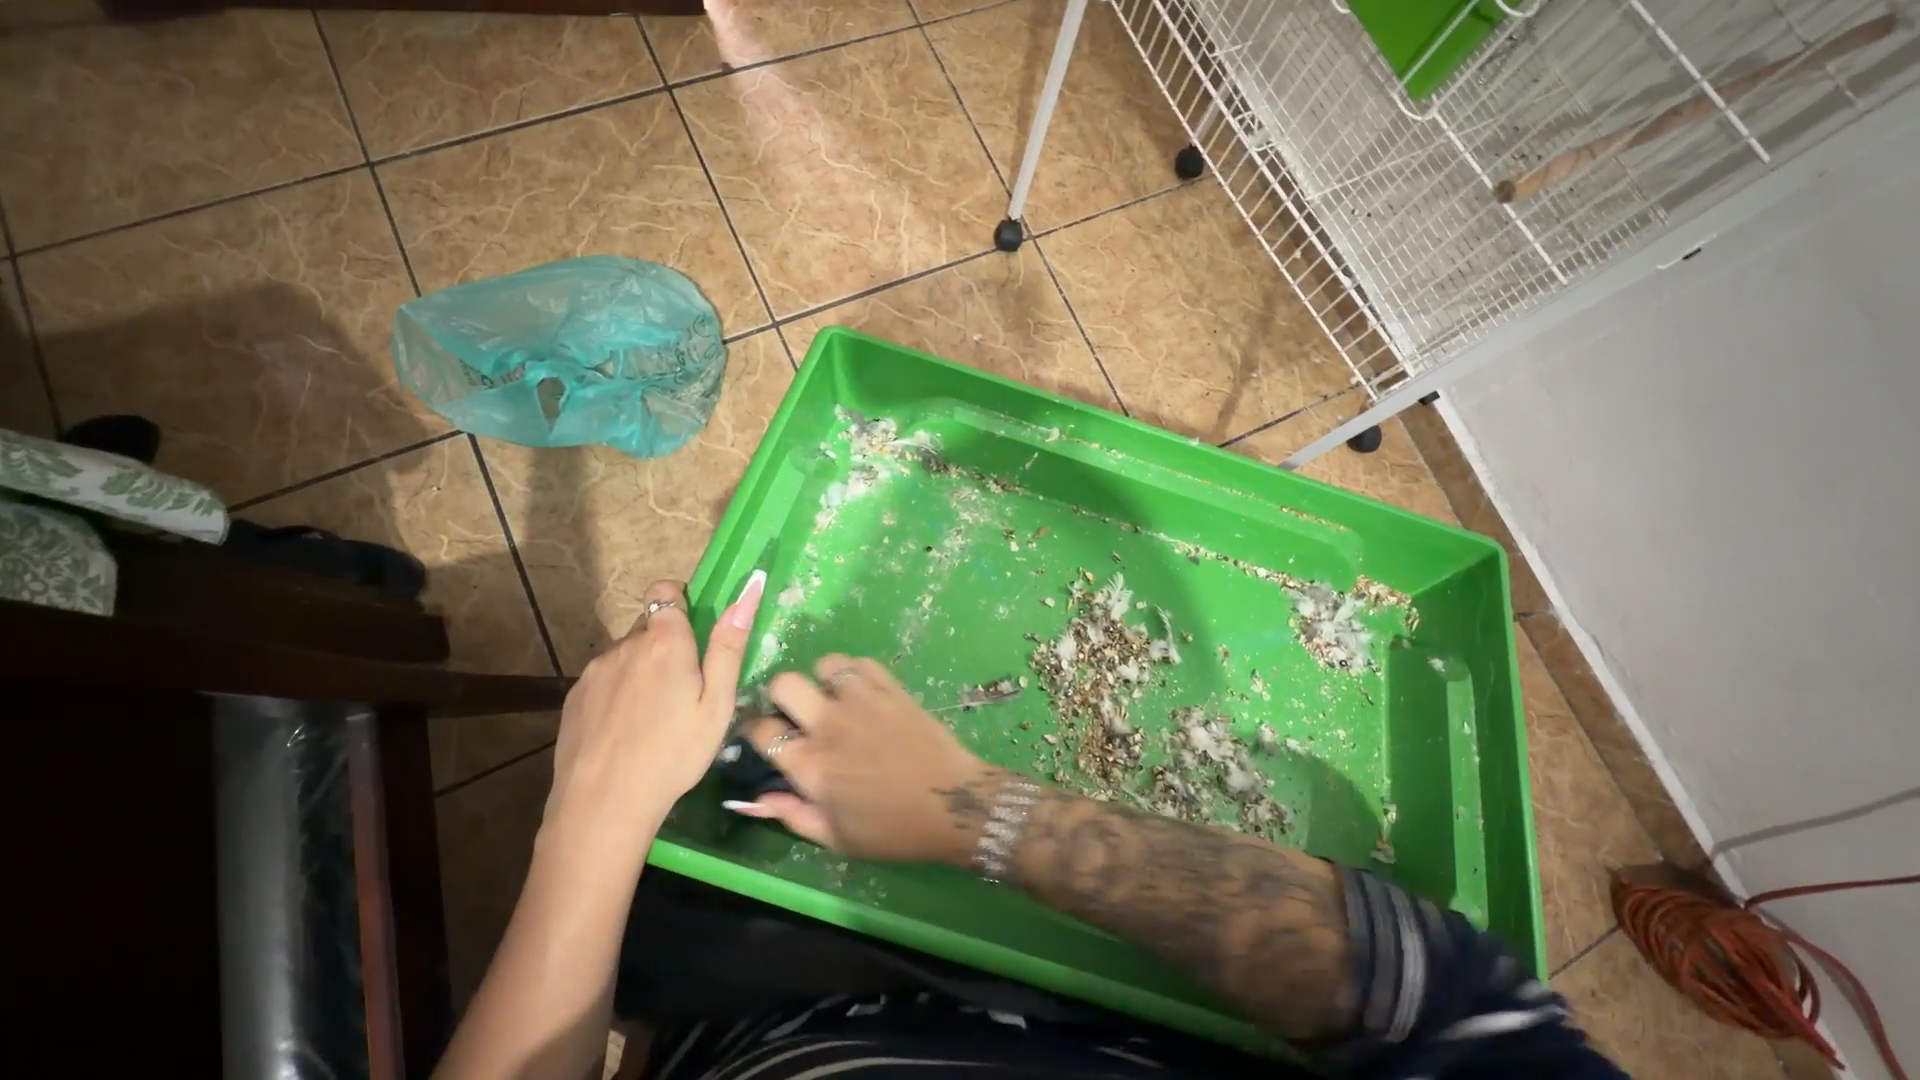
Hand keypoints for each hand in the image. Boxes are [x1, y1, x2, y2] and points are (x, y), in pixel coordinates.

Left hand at [543, 572, 765, 858]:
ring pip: (627, 654)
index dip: (681, 604)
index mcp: (665, 642)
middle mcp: (625, 645)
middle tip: (685, 688)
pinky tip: (628, 729)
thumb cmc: (674, 754)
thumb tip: (749, 591)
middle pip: (649, 626)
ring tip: (656, 715)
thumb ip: (729, 646)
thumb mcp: (716, 704)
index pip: (666, 592)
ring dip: (643, 669)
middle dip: (667, 644)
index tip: (695, 636)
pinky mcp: (575, 695)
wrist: (604, 802)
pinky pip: (605, 679)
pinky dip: (619, 692)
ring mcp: (595, 670)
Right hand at [728, 655, 1003, 864]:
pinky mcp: (892, 689)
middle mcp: (830, 725)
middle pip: (783, 684)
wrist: (953, 806)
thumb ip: (792, 815)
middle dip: (781, 696)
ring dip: (822, 680)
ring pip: (824, 664)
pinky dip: (855, 673)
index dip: (757, 732)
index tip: (768, 738)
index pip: (762, 731)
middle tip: (797, 713)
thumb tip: (756, 799)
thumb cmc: (892, 830)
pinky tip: (861, 692)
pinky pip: (861, 663)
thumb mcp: (836, 838)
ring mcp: (863, 702)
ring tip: (832, 699)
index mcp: (810, 765)